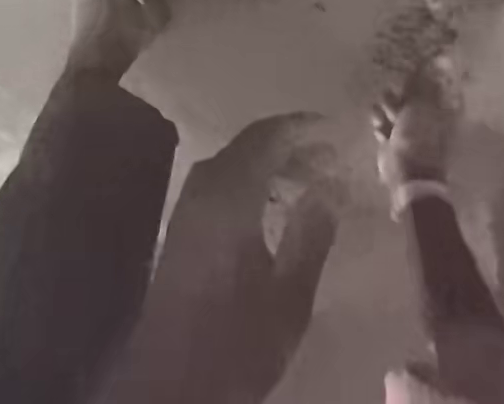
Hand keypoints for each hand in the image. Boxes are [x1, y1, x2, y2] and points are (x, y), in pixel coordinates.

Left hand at [99, 114, 339, 403]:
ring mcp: (189, 202)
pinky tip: (275, 202)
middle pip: (250, 144)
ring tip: (311, 179)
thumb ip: (313, 232)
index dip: (301, 126)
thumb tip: (334, 183)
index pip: (267, 137)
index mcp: (230, 194)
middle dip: (291, 144)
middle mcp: (205, 186)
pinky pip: (223, 179)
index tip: (333, 127)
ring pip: (235, 160)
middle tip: (330, 158)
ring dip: (272, 161)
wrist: (169, 382)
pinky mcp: (183, 222)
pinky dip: (252, 178)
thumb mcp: (289, 294)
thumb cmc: (236, 340)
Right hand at [373, 58, 458, 188]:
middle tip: (394, 102)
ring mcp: (408, 130)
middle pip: (407, 96)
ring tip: (385, 117)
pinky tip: (379, 127)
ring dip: (385, 109)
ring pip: (392, 108)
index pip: (426, 86)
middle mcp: (424, 119)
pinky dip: (379, 123)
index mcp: (436, 110)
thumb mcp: (421, 106)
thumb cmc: (419, 138)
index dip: (415, 79)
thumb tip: (437, 56)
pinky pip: (382, 123)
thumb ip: (424, 83)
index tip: (404, 74)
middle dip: (397, 96)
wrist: (407, 174)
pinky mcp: (391, 141)